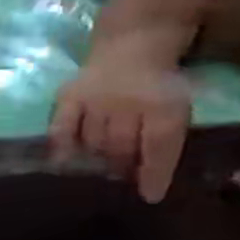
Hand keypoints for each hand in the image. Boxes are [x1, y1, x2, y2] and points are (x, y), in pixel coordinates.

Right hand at [49, 58, 191, 202]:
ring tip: (100, 164)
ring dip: (97, 156)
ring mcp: (94, 98)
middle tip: (120, 175)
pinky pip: (61, 125)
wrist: (131, 43)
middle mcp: (125, 102)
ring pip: (93, 139)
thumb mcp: (179, 106)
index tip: (149, 196)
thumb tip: (149, 177)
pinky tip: (62, 159)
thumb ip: (166, 137)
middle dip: (122, 165)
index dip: (154, 173)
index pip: (158, 146)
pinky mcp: (69, 95)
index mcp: (162, 105)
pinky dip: (61, 144)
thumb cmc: (159, 83)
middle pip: (121, 145)